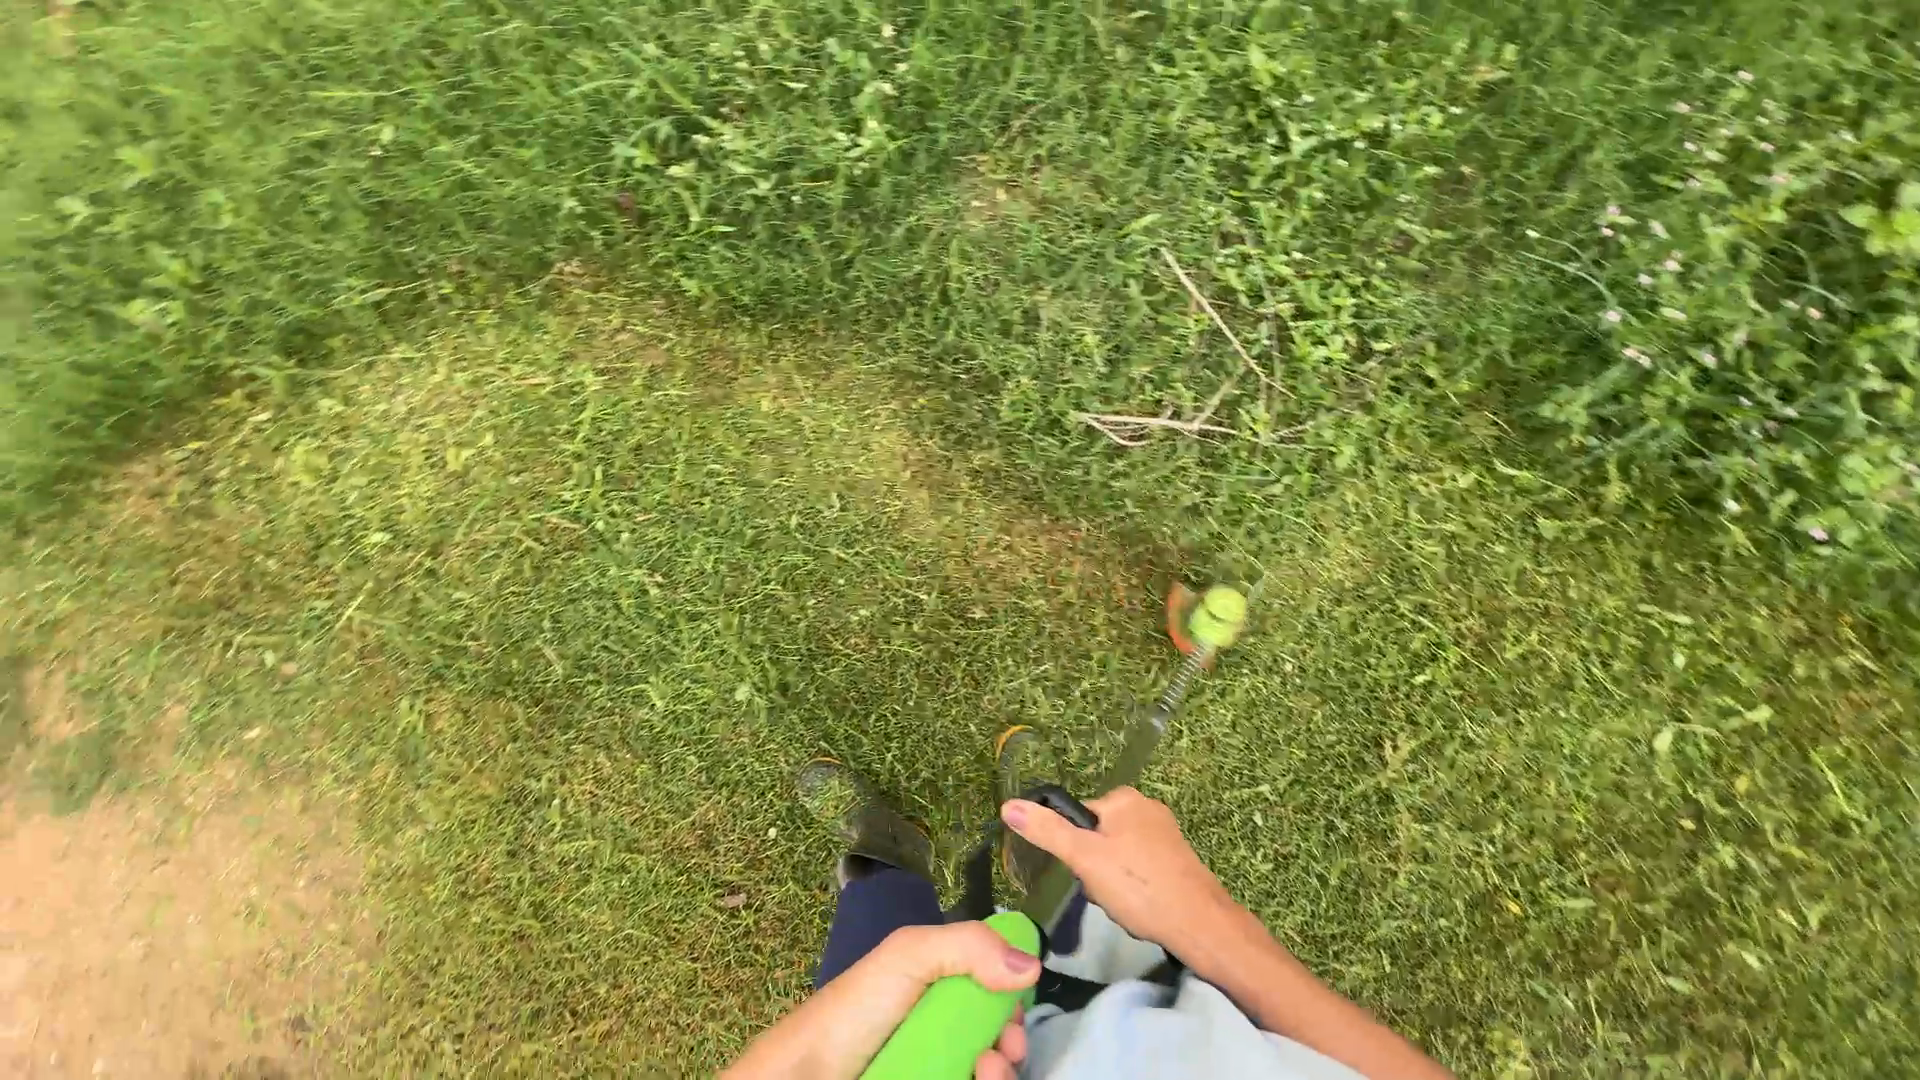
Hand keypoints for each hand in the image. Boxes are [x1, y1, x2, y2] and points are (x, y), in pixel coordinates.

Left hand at [722, 921, 1037, 1079]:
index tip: (1012, 1018)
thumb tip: (1032, 965)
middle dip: (1009, 1043)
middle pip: (998, 1034)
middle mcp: (942, 1023)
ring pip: (988, 1068)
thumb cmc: (857, 1008)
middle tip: (1002, 1052)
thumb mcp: (909, 955)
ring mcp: (937, 1062)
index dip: (1011, 1000)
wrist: (808, 1076)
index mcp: (940, 981)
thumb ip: (968, 946)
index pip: (993, 985)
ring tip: (985, 1074)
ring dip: (999, 1073)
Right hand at [1001, 786, 1232, 953]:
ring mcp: (1164, 832)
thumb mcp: (1085, 858)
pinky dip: (1135, 887)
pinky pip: (1139, 868)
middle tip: (1107, 893)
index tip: (1086, 874)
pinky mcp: (1176, 858)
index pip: (1079, 819)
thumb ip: (1047, 831)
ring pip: (1117, 856)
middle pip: (1097, 838)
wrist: (1200, 925)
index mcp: (1124, 798)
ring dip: (1113, 882)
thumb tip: (1008, 805)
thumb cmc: (1138, 885)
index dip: (1076, 850)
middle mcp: (1146, 806)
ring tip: (1125, 904)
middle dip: (1095, 870)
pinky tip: (1141, 907)